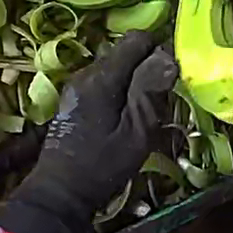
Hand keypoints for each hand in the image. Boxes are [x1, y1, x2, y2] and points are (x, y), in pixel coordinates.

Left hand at [0, 30, 177, 232]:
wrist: (60, 193)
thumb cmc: (102, 165)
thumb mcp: (136, 132)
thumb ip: (150, 91)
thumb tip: (168, 55)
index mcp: (102, 76)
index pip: (137, 40)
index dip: (160, 51)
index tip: (172, 79)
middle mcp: (87, 72)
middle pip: (126, 53)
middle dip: (148, 70)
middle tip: (161, 103)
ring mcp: (78, 85)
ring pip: (117, 68)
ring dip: (135, 84)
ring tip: (146, 115)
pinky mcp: (76, 98)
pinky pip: (106, 83)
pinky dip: (121, 93)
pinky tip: (126, 120)